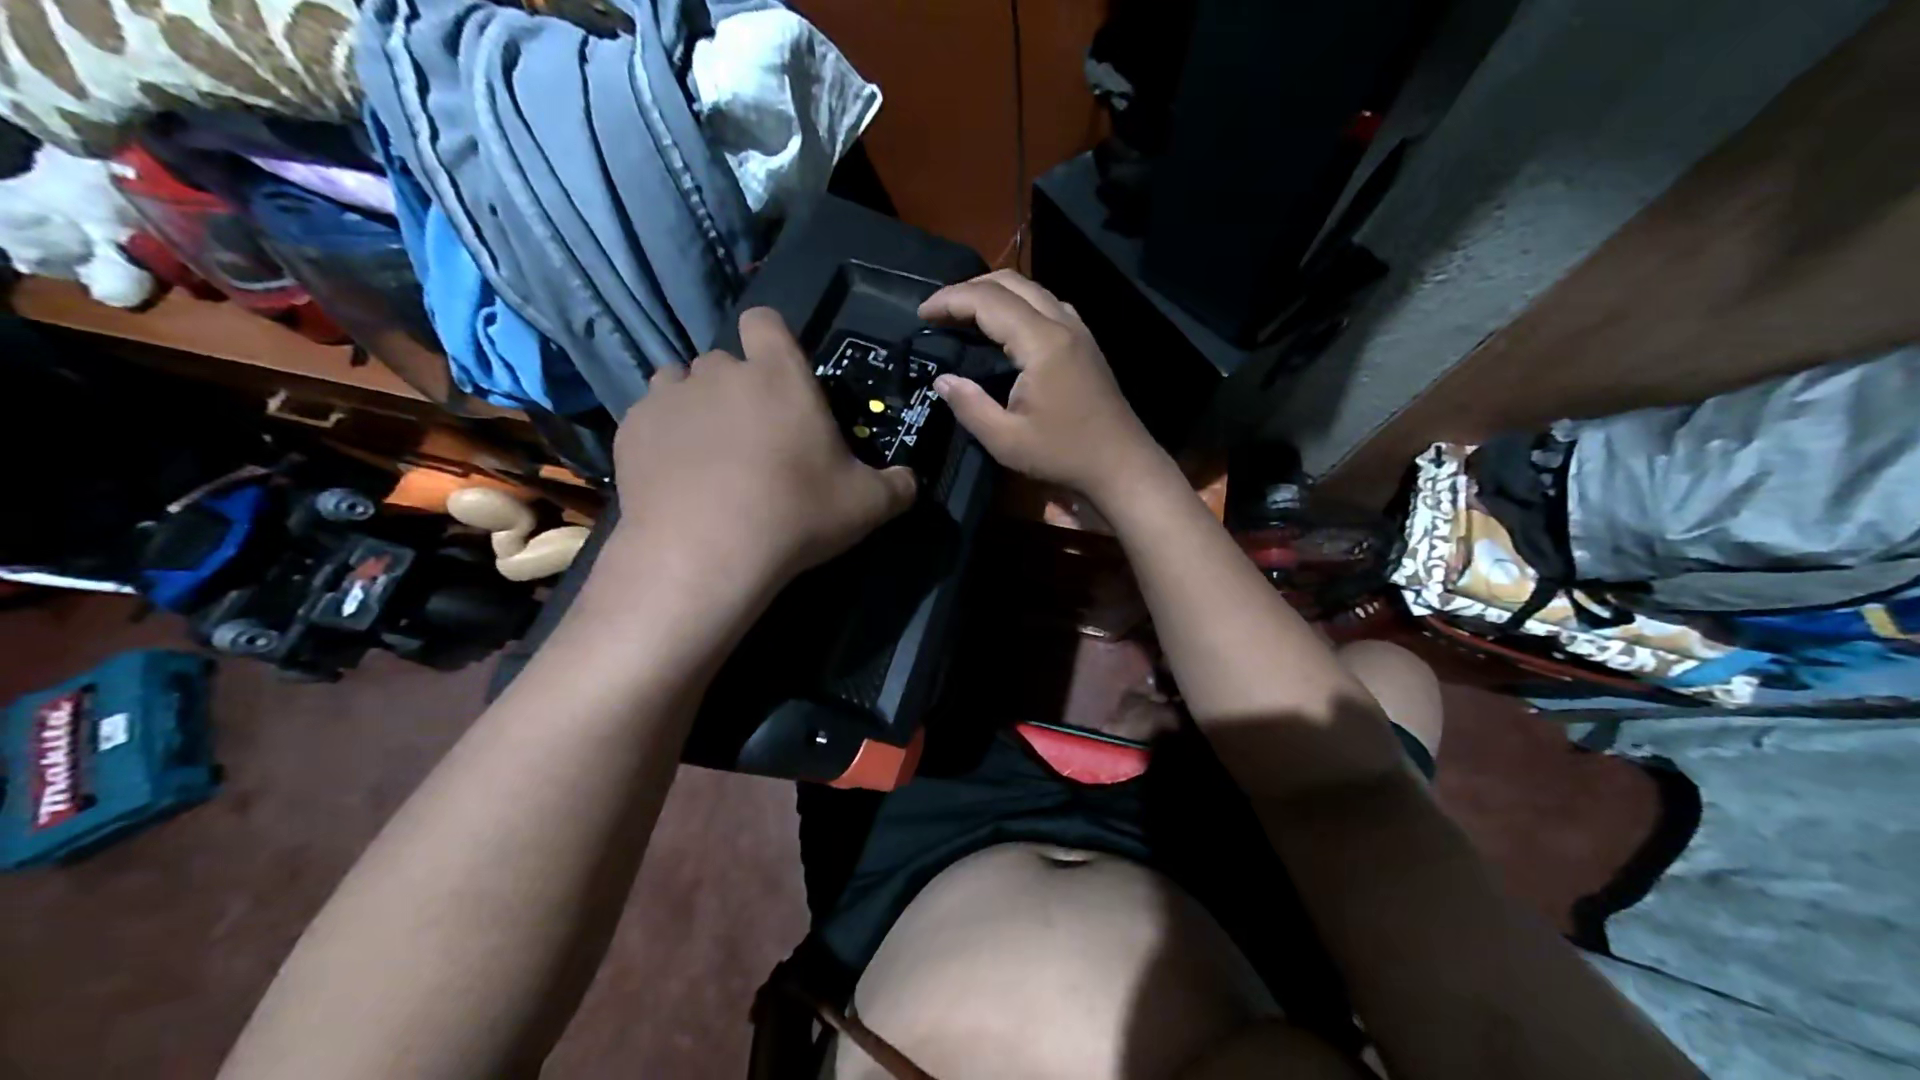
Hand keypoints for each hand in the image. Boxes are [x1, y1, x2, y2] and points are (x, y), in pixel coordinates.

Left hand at [610, 308, 916, 583]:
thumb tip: (910, 481)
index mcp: (779, 375)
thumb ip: (898, 485)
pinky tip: (674, 476)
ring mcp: (669, 397)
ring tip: (707, 452)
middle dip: (737, 387)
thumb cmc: (796, 515)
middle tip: (752, 438)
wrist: (704, 553)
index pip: (765, 321)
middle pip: (724, 359)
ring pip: (679, 382)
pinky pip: (649, 418)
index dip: (771, 340)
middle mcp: (720, 371)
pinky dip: (662, 437)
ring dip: (695, 405)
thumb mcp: (868, 506)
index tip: (780, 377)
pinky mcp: (631, 430)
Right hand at [920, 271, 1162, 504]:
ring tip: (965, 314)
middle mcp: (1063, 324)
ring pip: (1032, 289)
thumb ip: (969, 405)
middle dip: (969, 288)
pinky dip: (1018, 304)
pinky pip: (1047, 304)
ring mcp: (1079, 330)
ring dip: (994, 293)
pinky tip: (1004, 328)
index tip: (922, 314)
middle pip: (1011, 282)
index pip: (988, 301)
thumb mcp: (1006, 440)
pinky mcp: (1085, 342)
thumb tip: (941, 381)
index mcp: (1042, 342)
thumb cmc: (1063, 454)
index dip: (950, 300)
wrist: (1121, 465)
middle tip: (940, 310)